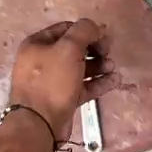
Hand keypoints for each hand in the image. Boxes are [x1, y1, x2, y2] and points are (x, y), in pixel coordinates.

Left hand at [6, 18, 113, 140]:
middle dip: (94, 49)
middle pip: (74, 49)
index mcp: (37, 44)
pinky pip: (82, 86)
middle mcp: (42, 61)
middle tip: (108, 52)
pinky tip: (114, 80)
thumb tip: (95, 26)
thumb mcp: (69, 48)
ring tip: (112, 67)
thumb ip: (84, 31)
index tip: (104, 36)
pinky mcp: (61, 99)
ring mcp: (52, 82)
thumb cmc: (52, 81)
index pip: (66, 29)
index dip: (86, 30)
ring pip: (79, 68)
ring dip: (98, 66)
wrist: (39, 124)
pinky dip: (97, 83)